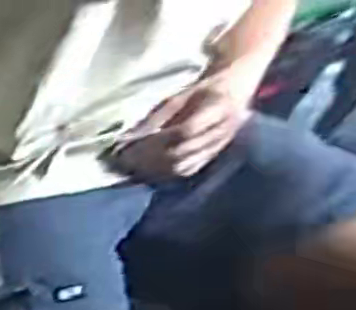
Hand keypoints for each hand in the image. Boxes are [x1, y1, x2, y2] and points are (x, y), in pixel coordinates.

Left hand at [114, 72, 249, 180]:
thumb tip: (125, 140)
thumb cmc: (200, 92)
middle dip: (146, 159)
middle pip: (180, 152)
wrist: (233, 89)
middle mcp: (226, 127)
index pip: (185, 130)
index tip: (127, 146)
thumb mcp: (178, 97)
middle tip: (122, 160)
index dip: (153, 141)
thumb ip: (154, 118)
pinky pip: (185, 171)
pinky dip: (162, 174)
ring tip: (130, 166)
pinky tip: (146, 170)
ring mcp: (221, 144)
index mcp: (220, 106)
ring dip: (151, 170)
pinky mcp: (213, 155)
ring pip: (180, 166)